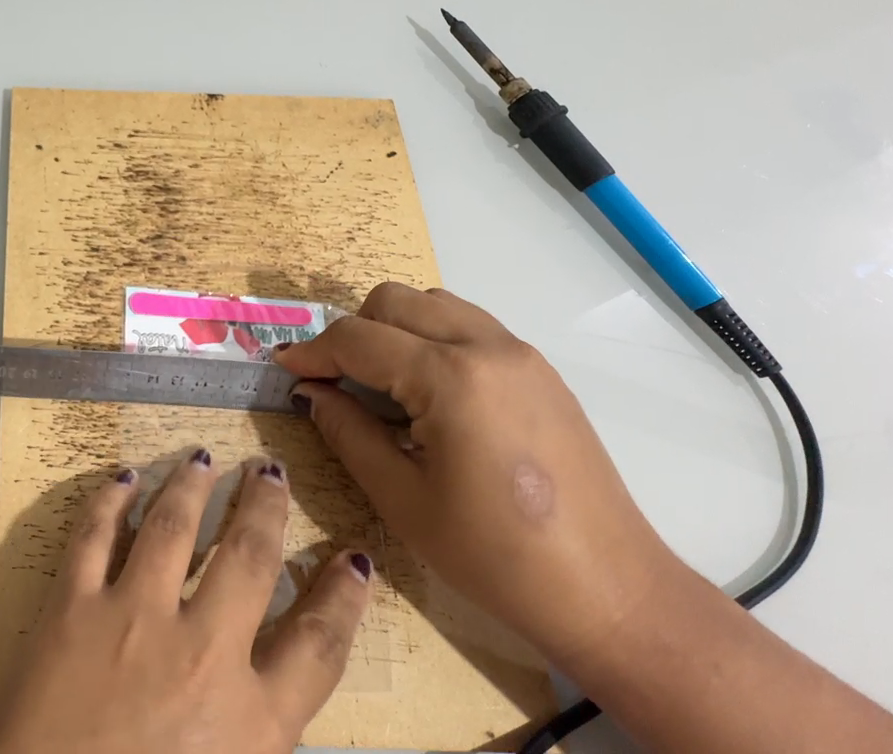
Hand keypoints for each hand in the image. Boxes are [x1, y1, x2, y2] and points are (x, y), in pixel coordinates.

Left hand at [0, 452, 374, 753]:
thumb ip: (262, 727)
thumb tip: (280, 681)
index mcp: (252, 717)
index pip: (318, 643)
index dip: (343, 597)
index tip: (352, 556)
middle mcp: (203, 652)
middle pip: (248, 558)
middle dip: (265, 507)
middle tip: (270, 471)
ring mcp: (133, 618)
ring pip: (173, 525)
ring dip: (192, 485)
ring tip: (202, 458)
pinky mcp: (72, 605)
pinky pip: (95, 534)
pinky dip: (110, 499)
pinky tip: (124, 477)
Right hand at [274, 283, 683, 668]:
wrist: (609, 591)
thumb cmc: (494, 555)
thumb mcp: (401, 498)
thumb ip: (347, 431)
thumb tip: (311, 391)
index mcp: (450, 378)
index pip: (358, 339)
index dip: (312, 351)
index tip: (283, 370)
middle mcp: (487, 346)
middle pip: (393, 301)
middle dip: (351, 332)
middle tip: (331, 381)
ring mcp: (521, 354)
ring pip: (433, 303)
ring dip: (392, 328)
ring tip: (378, 383)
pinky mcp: (540, 371)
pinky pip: (468, 325)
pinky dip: (431, 338)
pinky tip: (425, 393)